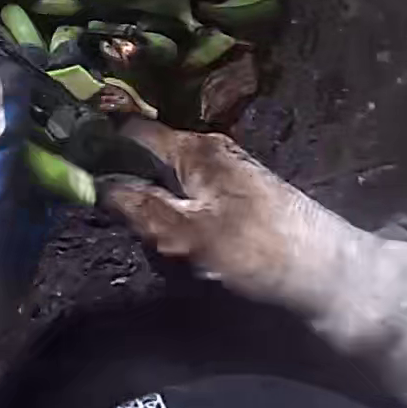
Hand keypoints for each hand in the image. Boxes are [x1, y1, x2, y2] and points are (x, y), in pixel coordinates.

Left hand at [0, 28, 47, 407]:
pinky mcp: (28, 200)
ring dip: (51, 119)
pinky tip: (92, 146)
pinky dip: (69, 157)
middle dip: (20, 85)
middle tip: (55, 68)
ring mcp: (1, 175)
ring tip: (81, 102)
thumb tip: (13, 68)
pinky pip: (50, 168)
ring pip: (26, 133)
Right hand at [100, 120, 406, 407]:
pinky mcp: (235, 198)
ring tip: (159, 244)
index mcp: (192, 147)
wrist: (336, 279)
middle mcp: (205, 150)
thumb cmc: (259, 250)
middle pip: (146, 157)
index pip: (131, 128)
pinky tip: (183, 248)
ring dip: (154, 209)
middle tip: (117, 218)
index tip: (70, 154)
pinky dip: (176, 219)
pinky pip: (187, 200)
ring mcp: (222, 173)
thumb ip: (138, 206)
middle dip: (129, 186)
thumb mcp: (189, 234)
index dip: (99, 137)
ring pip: (166, 183)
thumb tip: (94, 184)